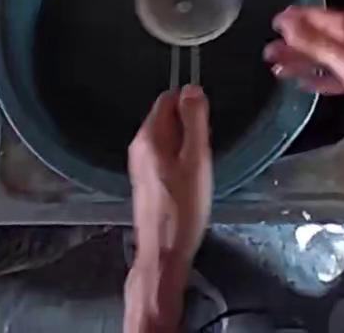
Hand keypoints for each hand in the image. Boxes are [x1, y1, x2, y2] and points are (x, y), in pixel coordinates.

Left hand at [128, 85, 211, 267]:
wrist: (162, 256)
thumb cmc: (183, 207)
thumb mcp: (197, 160)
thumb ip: (195, 121)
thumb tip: (192, 87)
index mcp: (149, 134)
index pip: (168, 98)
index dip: (190, 105)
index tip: (205, 128)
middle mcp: (138, 144)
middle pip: (166, 117)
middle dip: (189, 127)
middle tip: (204, 153)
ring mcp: (138, 164)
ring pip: (166, 138)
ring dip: (185, 145)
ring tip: (199, 171)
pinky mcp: (143, 181)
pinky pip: (162, 156)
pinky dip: (177, 161)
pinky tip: (188, 183)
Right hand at [265, 6, 343, 147]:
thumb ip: (316, 43)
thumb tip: (285, 20)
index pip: (316, 16)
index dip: (292, 19)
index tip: (269, 24)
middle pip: (319, 36)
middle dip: (293, 43)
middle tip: (267, 53)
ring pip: (327, 55)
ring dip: (303, 61)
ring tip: (278, 70)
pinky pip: (339, 74)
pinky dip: (322, 77)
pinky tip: (307, 85)